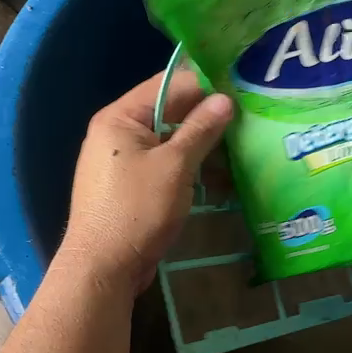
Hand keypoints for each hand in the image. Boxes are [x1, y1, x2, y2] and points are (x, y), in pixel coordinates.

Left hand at [58, 68, 233, 296]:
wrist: (103, 268)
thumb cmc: (137, 210)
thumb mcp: (175, 166)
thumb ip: (201, 129)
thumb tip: (225, 100)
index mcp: (120, 117)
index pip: (169, 84)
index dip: (206, 85)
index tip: (241, 91)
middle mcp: (117, 132)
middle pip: (170, 111)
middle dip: (207, 117)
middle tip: (248, 120)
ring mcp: (123, 160)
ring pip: (171, 140)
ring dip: (203, 146)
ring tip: (242, 150)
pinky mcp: (131, 185)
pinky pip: (165, 164)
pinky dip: (190, 167)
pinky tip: (220, 177)